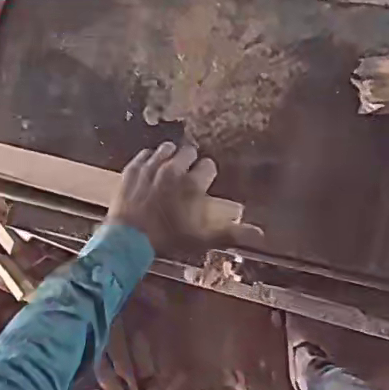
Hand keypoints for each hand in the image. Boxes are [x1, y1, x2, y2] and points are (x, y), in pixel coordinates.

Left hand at [105, 142, 262, 255]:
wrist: (128, 241)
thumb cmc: (168, 239)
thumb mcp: (202, 238)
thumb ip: (232, 233)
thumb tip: (260, 234)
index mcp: (192, 183)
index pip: (208, 165)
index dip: (206, 175)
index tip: (201, 185)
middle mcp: (173, 169)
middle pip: (189, 151)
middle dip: (190, 162)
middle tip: (185, 177)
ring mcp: (150, 166)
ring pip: (167, 148)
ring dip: (170, 157)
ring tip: (169, 172)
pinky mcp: (132, 168)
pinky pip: (146, 154)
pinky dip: (150, 160)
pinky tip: (151, 171)